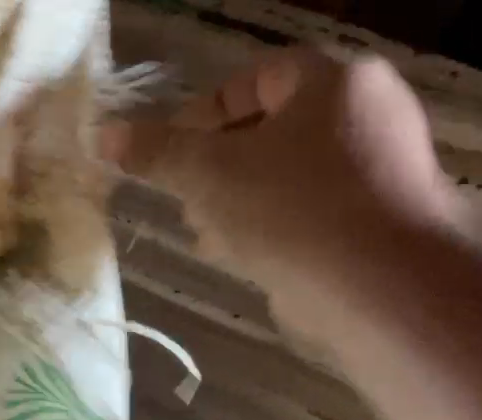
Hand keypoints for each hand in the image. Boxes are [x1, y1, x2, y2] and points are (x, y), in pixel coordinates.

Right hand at [105, 49, 460, 292]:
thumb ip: (155, 151)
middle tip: (182, 196)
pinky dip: (267, 223)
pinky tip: (240, 254)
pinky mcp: (373, 214)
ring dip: (235, 198)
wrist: (376, 281)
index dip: (202, 111)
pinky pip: (305, 206)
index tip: (166, 153)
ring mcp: (375, 165)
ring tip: (205, 232)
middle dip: (215, 163)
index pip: (254, 76)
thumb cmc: (289, 209)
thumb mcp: (205, 175)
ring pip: (283, 171)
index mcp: (333, 82)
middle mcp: (365, 111)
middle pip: (268, 126)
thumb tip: (105, 133)